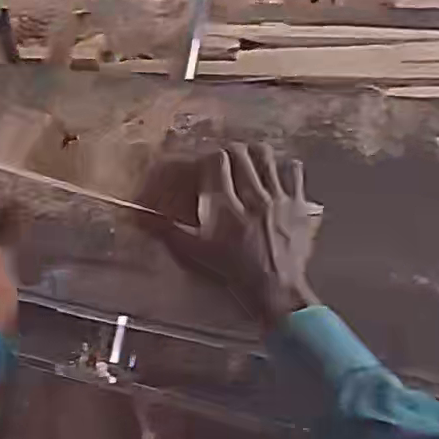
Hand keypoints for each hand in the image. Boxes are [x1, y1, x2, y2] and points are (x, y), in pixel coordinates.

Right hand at [163, 143, 321, 322]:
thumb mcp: (194, 251)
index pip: (216, 161)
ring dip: (254, 153)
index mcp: (224, 206)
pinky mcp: (298, 204)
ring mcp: (278, 198)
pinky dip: (284, 167)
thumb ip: (167, 231)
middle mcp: (251, 196)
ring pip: (266, 156)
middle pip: (241, 153)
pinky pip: (294, 171)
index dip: (208, 156)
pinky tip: (276, 175)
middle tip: (224, 158)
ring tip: (248, 160)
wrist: (274, 287)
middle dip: (229, 150)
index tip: (204, 163)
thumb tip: (140, 218)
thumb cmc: (230, 269)